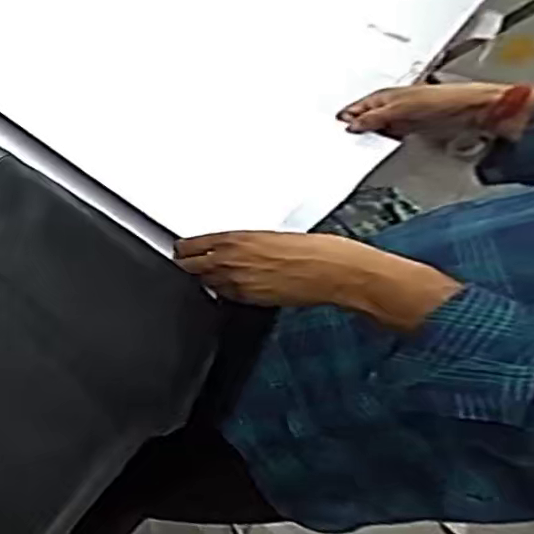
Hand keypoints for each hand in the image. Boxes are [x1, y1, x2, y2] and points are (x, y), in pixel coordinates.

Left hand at [174, 231, 459, 331]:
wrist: (349, 274)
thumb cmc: (324, 251)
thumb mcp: (273, 236)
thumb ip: (242, 242)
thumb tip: (227, 246)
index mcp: (234, 239)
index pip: (186, 246)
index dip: (184, 250)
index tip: (184, 251)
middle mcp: (229, 259)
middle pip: (185, 265)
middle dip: (188, 265)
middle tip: (195, 265)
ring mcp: (236, 279)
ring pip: (202, 281)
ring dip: (206, 278)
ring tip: (222, 275)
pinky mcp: (248, 297)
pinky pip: (223, 295)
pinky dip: (225, 291)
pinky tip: (238, 286)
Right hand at [338, 83, 529, 139]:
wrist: (481, 108)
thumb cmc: (447, 99)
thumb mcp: (400, 108)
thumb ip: (371, 118)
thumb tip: (349, 127)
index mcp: (380, 97)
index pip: (349, 111)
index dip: (344, 122)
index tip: (345, 132)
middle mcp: (388, 106)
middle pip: (360, 122)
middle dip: (359, 130)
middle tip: (361, 137)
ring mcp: (400, 118)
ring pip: (375, 131)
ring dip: (375, 136)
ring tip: (378, 139)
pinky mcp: (411, 128)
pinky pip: (390, 137)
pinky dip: (387, 141)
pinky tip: (389, 142)